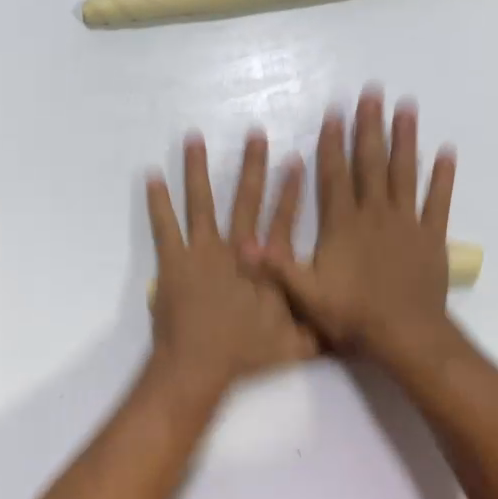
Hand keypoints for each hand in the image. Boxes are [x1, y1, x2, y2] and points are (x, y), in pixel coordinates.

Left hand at [148, 132, 318, 392]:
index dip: (291, 191)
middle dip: (252, 166)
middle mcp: (237, 249)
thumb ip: (319, 332)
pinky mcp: (174, 261)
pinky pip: (164, 225)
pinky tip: (151, 176)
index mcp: (267, 267)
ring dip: (198, 169)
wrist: (199, 364)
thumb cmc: (245, 357)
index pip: (283, 220)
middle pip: (246, 200)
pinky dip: (157, 202)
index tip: (296, 160)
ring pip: (202, 202)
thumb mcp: (295, 348)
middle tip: (254, 134)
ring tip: (194, 138)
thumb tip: (346, 322)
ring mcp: (203, 252)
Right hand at [253, 87, 456, 363]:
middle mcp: (375, 215)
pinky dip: (442, 177)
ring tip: (407, 107)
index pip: (334, 176)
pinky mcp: (431, 238)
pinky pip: (439, 202)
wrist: (404, 335)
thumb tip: (243, 245)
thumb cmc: (352, 316)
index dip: (332, 143)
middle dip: (370, 127)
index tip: (333, 113)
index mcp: (342, 225)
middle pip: (372, 163)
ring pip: (405, 173)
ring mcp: (407, 223)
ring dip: (405, 139)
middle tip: (373, 92)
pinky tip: (446, 152)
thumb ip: (278, 268)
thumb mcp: (305, 296)